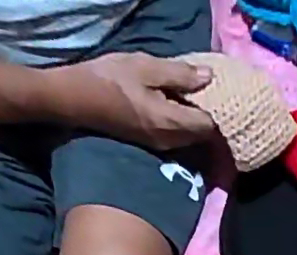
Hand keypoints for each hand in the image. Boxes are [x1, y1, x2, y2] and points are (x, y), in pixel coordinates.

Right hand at [42, 52, 215, 149]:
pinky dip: (184, 123)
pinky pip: (178, 137)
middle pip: (202, 135)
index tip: (220, 93)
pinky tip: (177, 103)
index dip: (218, 110)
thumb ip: (179, 75)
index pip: (209, 125)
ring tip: (194, 96)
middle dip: (210, 116)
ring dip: (196, 120)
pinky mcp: (153, 144)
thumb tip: (210, 78)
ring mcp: (161, 146)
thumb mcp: (145, 67)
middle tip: (210, 92)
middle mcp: (170, 141)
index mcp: (170, 122)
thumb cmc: (109, 80)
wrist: (76, 100)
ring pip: (191, 137)